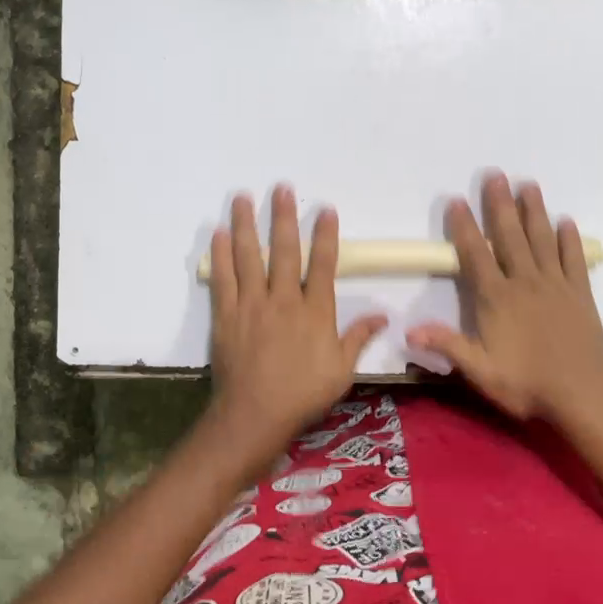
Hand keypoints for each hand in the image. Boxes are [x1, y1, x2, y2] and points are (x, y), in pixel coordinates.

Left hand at [208, 186, 387, 439]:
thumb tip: (382, 315)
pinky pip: (223, 278)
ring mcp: (251, 305)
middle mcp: (283, 300)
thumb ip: (358, 338)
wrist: (255, 414)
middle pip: (285, 251)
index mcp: (315, 312)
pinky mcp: (226, 315)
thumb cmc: (303, 395)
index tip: (325, 210)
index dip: (325, 236)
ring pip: (249, 256)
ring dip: (247, 224)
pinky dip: (221, 255)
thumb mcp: (342, 371)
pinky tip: (220, 233)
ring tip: (243, 197)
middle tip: (282, 189)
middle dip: (284, 217)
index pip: (323, 265)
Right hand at [407, 172, 602, 422]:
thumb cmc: (526, 384)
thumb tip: (409, 330)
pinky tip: (566, 222)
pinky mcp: (580, 295)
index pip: (476, 255)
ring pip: (542, 240)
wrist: (582, 395)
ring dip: (534, 211)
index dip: (464, 227)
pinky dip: (569, 240)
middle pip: (510, 237)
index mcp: (496, 299)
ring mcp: (555, 286)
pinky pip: (573, 260)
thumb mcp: (479, 371)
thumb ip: (447, 345)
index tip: (456, 200)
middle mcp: (525, 283)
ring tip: (529, 184)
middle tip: (495, 174)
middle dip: (500, 205)